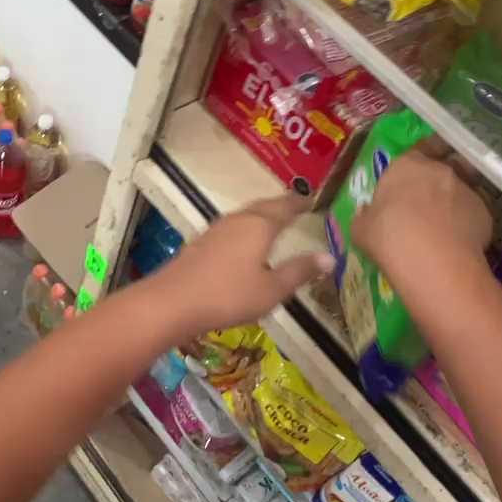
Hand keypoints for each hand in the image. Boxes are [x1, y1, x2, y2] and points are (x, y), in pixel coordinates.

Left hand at [141, 195, 333, 338]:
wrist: (171, 301)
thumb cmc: (228, 296)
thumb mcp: (271, 289)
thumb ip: (299, 271)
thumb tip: (329, 257)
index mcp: (260, 225)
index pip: (285, 207)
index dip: (300, 203)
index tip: (313, 199)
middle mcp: (238, 220)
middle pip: (264, 206)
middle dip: (282, 205)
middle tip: (297, 205)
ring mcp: (217, 229)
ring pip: (246, 214)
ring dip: (262, 214)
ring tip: (274, 220)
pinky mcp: (202, 242)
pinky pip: (233, 226)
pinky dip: (247, 226)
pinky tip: (245, 240)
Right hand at [351, 147, 490, 276]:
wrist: (434, 264)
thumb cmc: (390, 239)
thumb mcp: (361, 230)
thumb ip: (365, 216)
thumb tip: (367, 213)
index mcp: (408, 166)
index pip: (420, 146)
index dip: (421, 155)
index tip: (416, 168)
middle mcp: (440, 170)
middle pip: (447, 162)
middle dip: (441, 174)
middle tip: (430, 193)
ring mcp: (466, 190)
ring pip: (464, 186)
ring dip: (455, 196)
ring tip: (446, 219)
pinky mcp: (485, 212)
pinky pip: (474, 211)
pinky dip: (467, 220)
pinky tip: (457, 239)